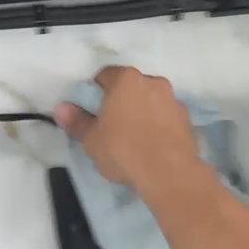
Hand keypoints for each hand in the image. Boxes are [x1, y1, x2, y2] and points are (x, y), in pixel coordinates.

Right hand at [53, 66, 207, 192]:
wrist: (168, 173)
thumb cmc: (123, 151)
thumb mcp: (92, 140)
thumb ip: (77, 122)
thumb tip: (61, 108)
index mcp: (125, 80)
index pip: (105, 75)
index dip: (96, 91)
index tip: (94, 111)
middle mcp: (152, 82)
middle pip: (132, 87)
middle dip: (123, 101)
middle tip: (114, 126)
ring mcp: (173, 100)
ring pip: (153, 101)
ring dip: (144, 113)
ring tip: (137, 138)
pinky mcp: (188, 120)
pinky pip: (168, 118)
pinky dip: (161, 126)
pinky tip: (155, 146)